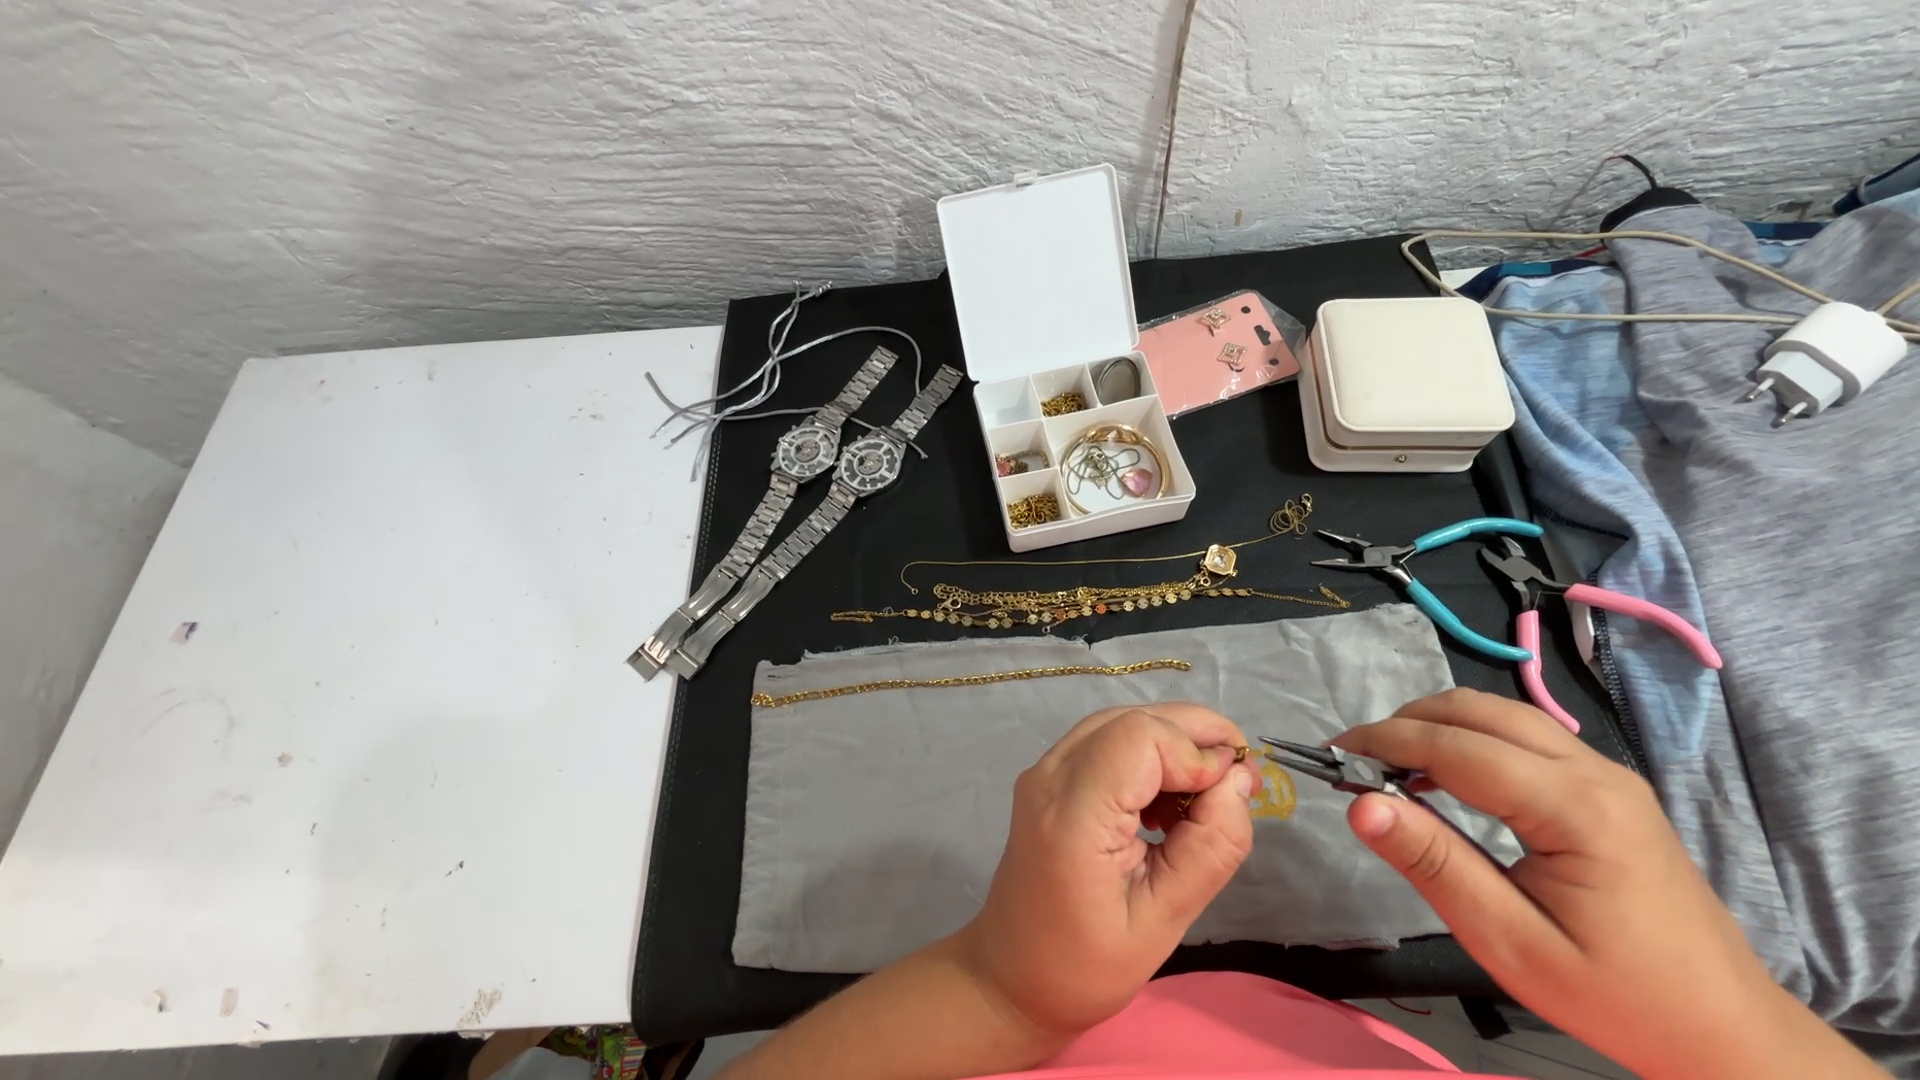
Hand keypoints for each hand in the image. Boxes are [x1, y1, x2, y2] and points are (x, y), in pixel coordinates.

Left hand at [959, 703, 1262, 1036]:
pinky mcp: (1047, 777)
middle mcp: (1050, 778)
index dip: (1194, 752)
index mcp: (1072, 818)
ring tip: (1209, 794)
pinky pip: (1106, 739)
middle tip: (1240, 781)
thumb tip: (1239, 780)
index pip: (1139, 737)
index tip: (1229, 795)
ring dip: (1174, 742)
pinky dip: (1148, 752)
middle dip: (1196, 736)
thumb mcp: (1163, 923)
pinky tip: (1167, 799)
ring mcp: (1043, 772)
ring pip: (1121, 721)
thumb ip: (1209, 849)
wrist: (1010, 975)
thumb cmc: (1085, 966)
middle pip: (1132, 719)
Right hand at [1338, 689, 1886, 1079]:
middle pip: (1478, 711)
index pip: (1457, 747)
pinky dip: (1466, 738)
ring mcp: (1606, 773)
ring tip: (1389, 768)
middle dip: (1405, 724)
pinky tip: (1443, 777)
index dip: (1386, 743)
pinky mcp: (1606, 785)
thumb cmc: (1612, 993)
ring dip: (1435, 725)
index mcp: (1575, 808)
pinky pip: (1522, 734)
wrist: (1724, 1028)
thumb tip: (1361, 804)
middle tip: (1356, 764)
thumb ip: (1434, 865)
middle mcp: (1594, 771)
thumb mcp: (1509, 942)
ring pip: (1500, 713)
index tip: (1332, 757)